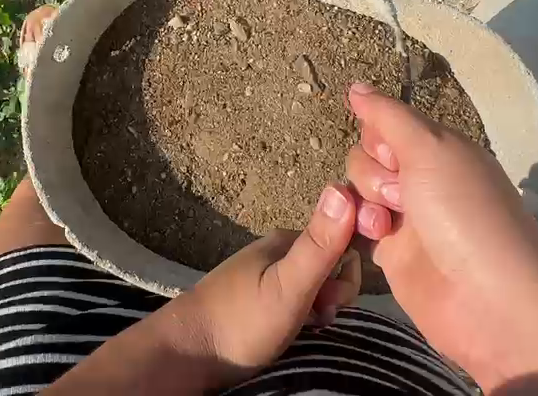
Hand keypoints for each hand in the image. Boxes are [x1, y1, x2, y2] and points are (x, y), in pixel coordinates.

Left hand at [45, 183, 360, 394]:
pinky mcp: (261, 295)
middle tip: (315, 318)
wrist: (190, 351)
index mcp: (286, 239)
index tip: (331, 300)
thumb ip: (319, 245)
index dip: (346, 273)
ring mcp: (267, 272)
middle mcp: (278, 249)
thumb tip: (344, 186)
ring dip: (319, 308)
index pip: (342, 242)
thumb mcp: (288, 285)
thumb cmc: (243, 319)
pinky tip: (293, 330)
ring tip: (303, 327)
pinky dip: (303, 315)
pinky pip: (298, 298)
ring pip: (315, 285)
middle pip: (329, 265)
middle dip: (333, 294)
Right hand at [343, 83, 537, 390]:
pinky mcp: (393, 252)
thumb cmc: (464, 212)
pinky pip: (358, 222)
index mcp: (439, 148)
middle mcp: (422, 177)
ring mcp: (407, 216)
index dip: (381, 133)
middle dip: (374, 168)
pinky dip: (360, 224)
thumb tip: (355, 85)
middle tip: (401, 192)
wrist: (491, 302)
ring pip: (359, 186)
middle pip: (368, 152)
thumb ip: (388, 114)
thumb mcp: (429, 147)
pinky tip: (376, 236)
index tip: (394, 152)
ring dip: (367, 197)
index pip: (387, 121)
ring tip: (389, 221)